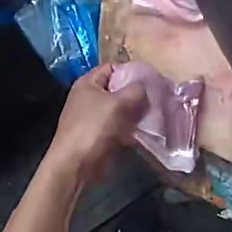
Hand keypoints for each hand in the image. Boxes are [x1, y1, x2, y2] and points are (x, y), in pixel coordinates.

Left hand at [44, 64, 147, 180]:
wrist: (75, 165)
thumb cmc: (94, 128)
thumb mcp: (118, 103)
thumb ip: (136, 89)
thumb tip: (145, 85)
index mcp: (88, 83)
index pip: (112, 67)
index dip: (131, 71)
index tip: (151, 80)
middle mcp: (89, 97)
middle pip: (118, 89)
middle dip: (136, 94)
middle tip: (155, 99)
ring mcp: (94, 117)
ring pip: (121, 109)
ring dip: (136, 113)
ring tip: (153, 116)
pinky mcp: (99, 135)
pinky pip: (119, 126)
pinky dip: (130, 129)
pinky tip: (144, 133)